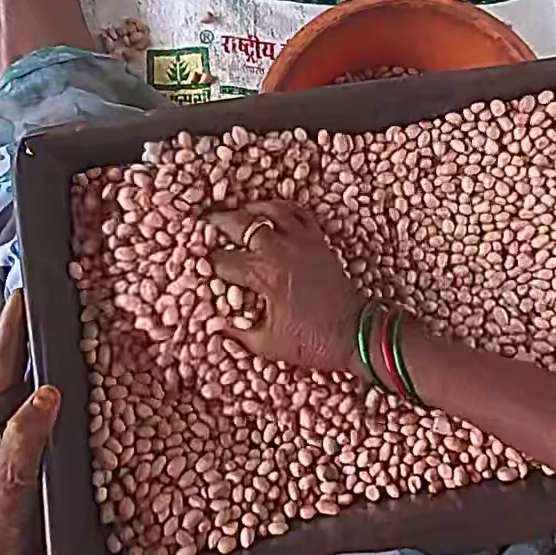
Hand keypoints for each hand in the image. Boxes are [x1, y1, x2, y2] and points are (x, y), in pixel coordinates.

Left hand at [0, 290, 59, 554]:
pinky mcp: (34, 430)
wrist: (14, 550)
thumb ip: (26, 435)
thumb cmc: (4, 516)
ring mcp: (16, 420)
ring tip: (59, 318)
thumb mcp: (11, 478)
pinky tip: (73, 362)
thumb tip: (48, 392)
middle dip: (24, 325)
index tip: (21, 296)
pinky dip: (56, 369)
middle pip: (12, 358)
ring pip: (29, 372)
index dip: (10, 327)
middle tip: (42, 295)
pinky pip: (45, 390)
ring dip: (41, 344)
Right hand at [207, 201, 362, 375]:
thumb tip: (217, 328)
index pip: (224, 261)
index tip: (200, 263)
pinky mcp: (319, 242)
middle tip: (206, 223)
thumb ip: (239, 334)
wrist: (355, 334)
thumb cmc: (312, 341)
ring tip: (239, 211)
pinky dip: (285, 209)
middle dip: (219, 223)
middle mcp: (280, 252)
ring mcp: (302, 242)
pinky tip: (275, 212)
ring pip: (271, 210)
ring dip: (251, 209)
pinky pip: (300, 214)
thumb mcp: (268, 344)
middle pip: (241, 224)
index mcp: (263, 275)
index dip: (208, 262)